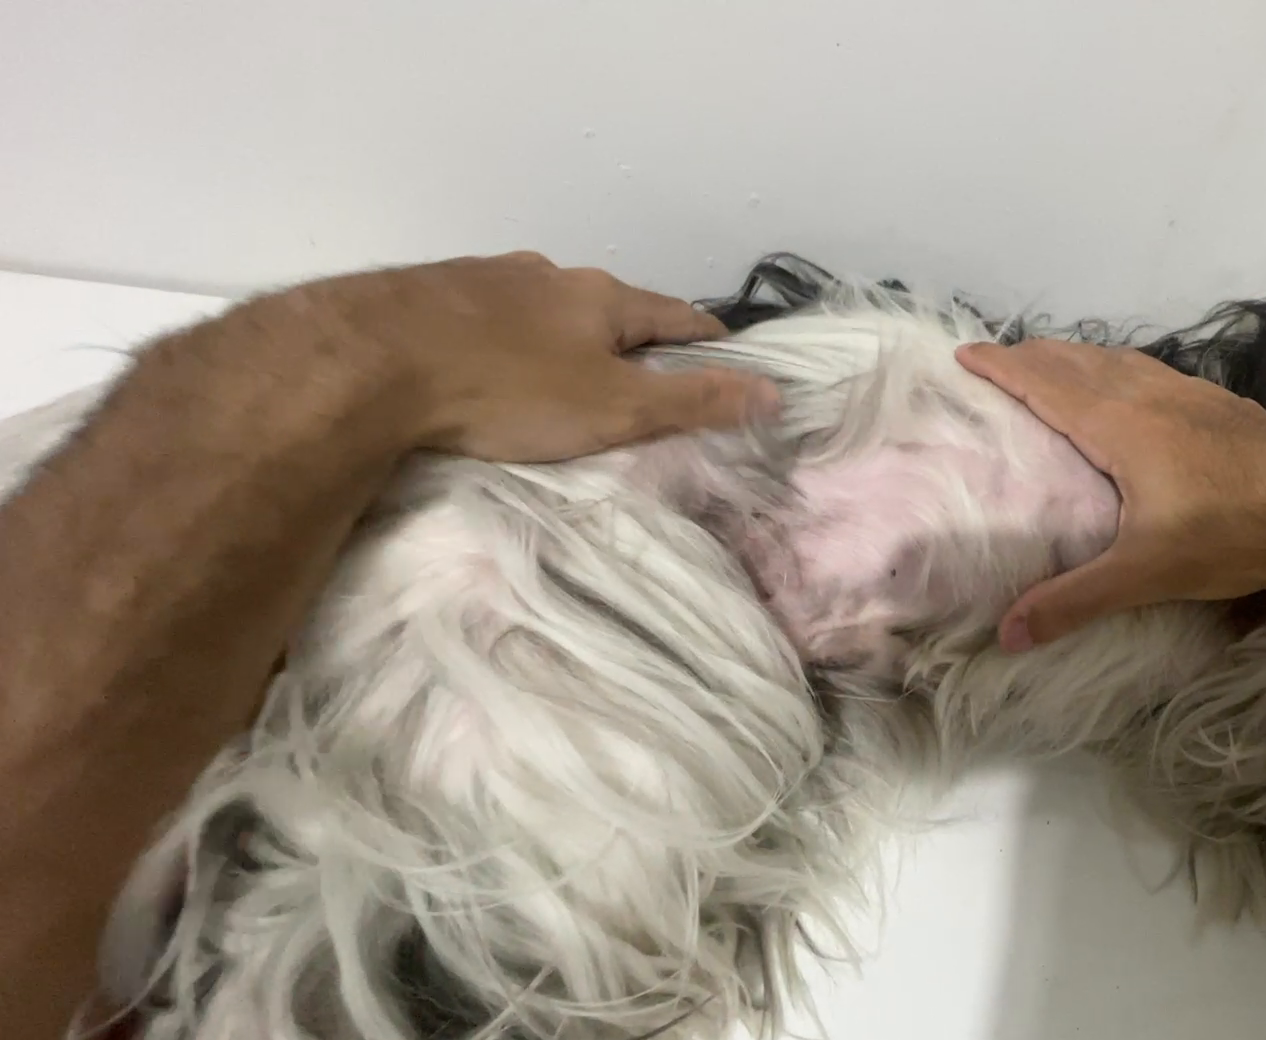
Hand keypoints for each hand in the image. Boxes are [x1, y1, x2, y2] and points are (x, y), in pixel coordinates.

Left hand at [267, 252, 774, 461]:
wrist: (361, 364)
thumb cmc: (511, 390)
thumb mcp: (620, 407)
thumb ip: (699, 401)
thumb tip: (775, 392)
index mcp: (603, 298)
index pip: (679, 314)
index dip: (710, 338)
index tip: (731, 356)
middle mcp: (550, 275)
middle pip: (614, 309)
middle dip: (639, 340)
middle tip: (649, 376)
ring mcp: (486, 278)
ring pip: (551, 309)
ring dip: (573, 336)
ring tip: (574, 372)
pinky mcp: (432, 294)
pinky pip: (494, 317)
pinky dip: (515, 339)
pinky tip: (499, 363)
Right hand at [956, 340, 1265, 651]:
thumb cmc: (1231, 537)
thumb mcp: (1144, 575)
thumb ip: (1072, 601)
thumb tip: (1005, 635)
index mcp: (1122, 425)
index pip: (1046, 384)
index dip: (1002, 366)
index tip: (965, 353)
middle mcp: (1151, 395)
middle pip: (1077, 361)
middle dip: (1031, 355)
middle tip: (996, 358)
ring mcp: (1191, 393)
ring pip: (1117, 360)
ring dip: (1074, 357)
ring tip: (1050, 364)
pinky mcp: (1220, 403)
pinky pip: (1150, 370)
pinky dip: (1116, 367)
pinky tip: (1128, 384)